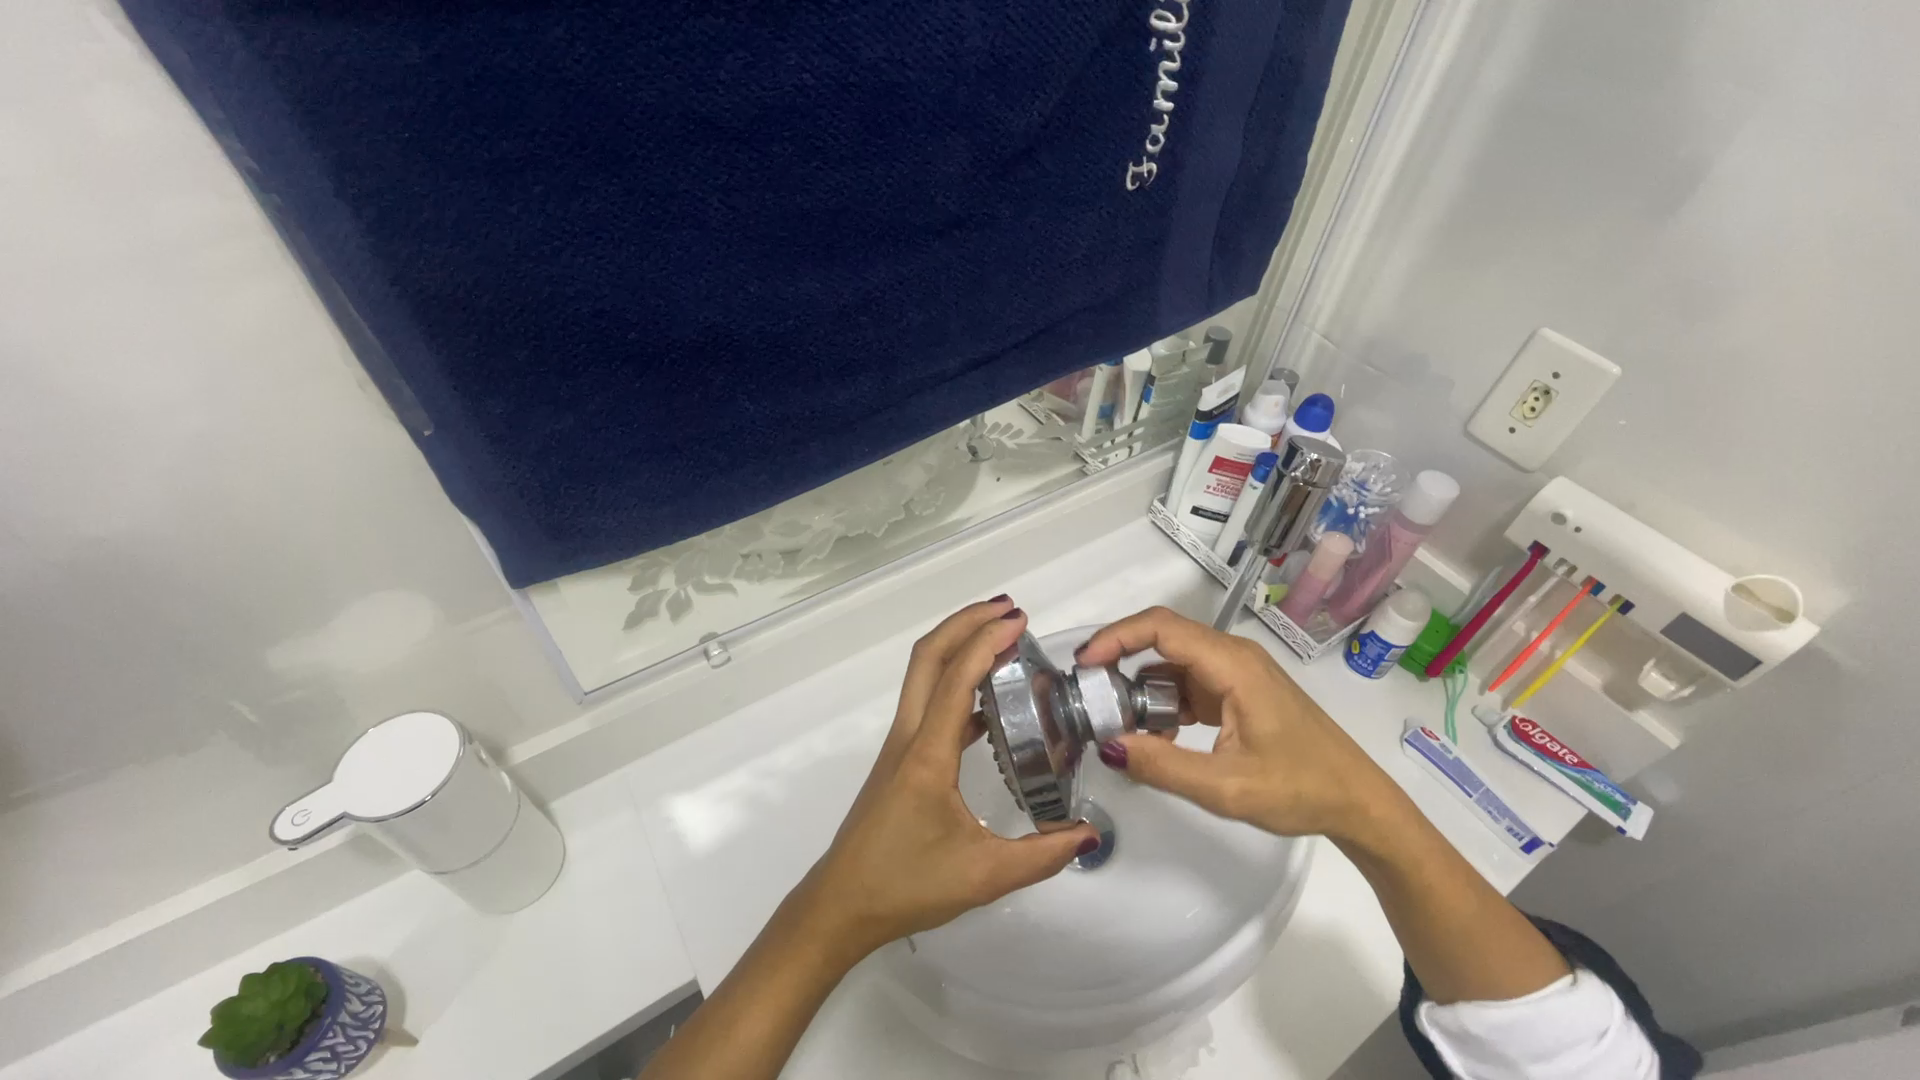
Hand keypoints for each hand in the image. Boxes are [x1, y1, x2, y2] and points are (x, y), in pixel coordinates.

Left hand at [796, 598, 1097, 963]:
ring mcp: (899, 748)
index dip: (986, 642)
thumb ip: (1042, 856)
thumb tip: (1089, 834)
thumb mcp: (983, 877)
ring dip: (957, 647)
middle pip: (927, 658)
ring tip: (1002, 641)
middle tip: (1008, 610)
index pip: (955, 679)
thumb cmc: (905, 886)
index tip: (1019, 620)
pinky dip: (956, 685)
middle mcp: (908, 738)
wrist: (841, 905)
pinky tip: (988, 704)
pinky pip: (928, 705)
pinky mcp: (900, 762)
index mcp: (927, 755)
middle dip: (964, 623)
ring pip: (923, 677)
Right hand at [1074, 606, 1399, 843]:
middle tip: (1087, 695)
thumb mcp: (1226, 788)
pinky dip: (1162, 702)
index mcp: (1234, 666)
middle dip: (1119, 660)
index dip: (1116, 637)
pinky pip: (1187, 684)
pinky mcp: (1237, 693)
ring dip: (1140, 686)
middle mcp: (1233, 658)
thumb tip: (1107, 746)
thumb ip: (1163, 766)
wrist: (1358, 802)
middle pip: (1162, 639)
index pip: (1161, 628)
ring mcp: (1237, 675)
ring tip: (1114, 721)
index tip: (1082, 664)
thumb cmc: (1300, 790)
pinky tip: (1152, 735)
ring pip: (1172, 663)